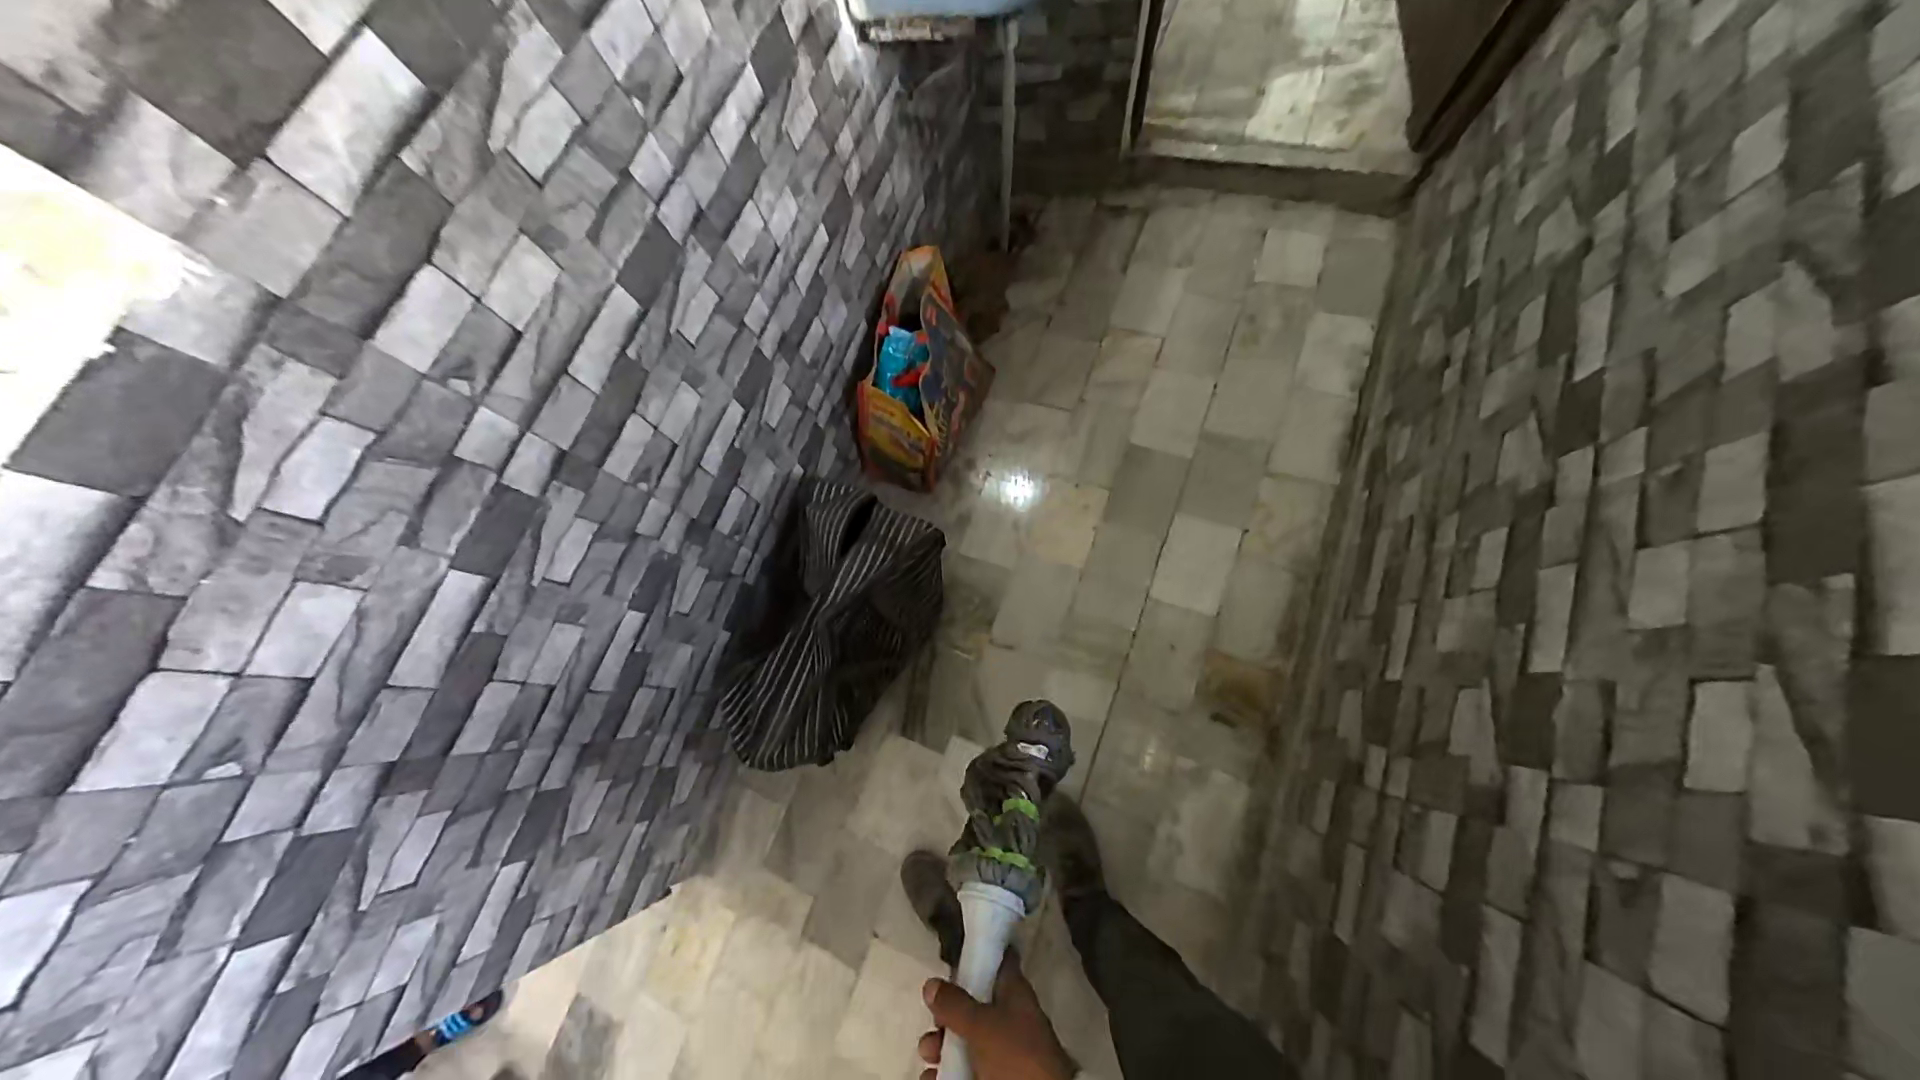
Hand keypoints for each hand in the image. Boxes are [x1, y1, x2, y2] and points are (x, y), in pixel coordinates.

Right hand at [918, 953, 1075, 1079]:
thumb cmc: (1016, 1055)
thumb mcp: (982, 1025)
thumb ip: (955, 1004)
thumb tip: (931, 983)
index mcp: (1013, 993)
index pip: (997, 960)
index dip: (976, 953)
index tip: (950, 956)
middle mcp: (1007, 1017)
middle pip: (971, 1004)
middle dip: (946, 1013)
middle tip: (933, 1021)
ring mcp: (1001, 1050)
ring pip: (964, 1040)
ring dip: (941, 1045)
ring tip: (927, 1054)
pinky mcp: (993, 1076)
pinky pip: (963, 1069)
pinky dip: (946, 1072)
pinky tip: (931, 1076)